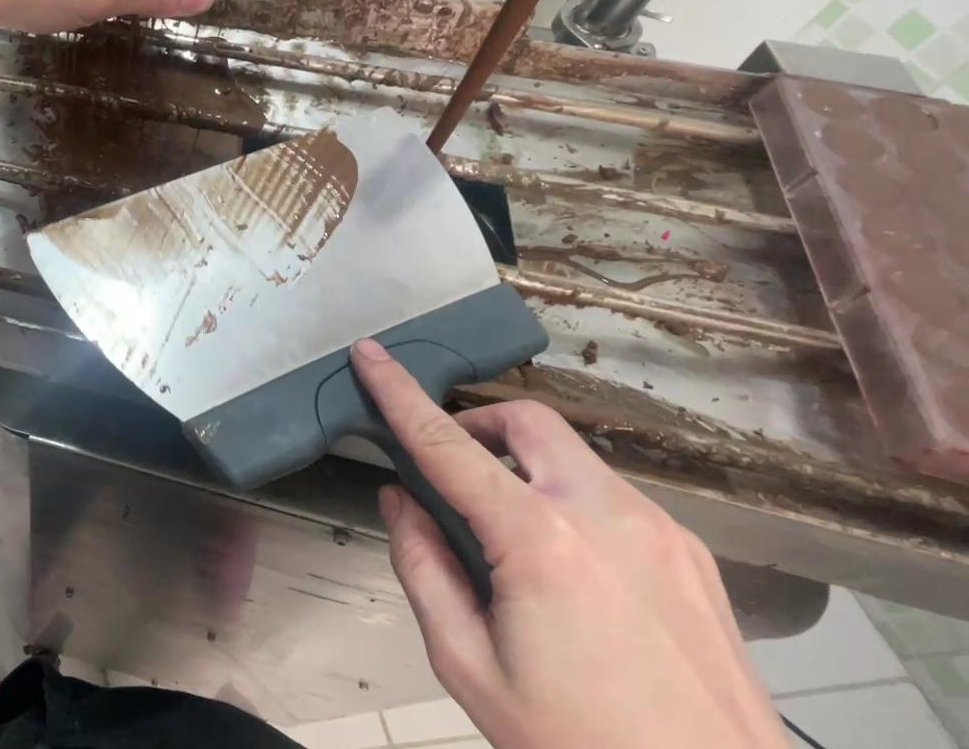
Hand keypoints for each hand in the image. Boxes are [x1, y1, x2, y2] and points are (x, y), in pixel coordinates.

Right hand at [350, 339, 788, 748]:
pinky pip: (612, 496)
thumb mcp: (466, 664)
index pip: (447, 444)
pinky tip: (568, 570)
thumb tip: (401, 501)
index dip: (399, 394)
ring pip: (573, 456)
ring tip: (510, 539)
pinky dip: (568, 500)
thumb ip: (421, 567)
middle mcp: (606, 514)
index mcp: (540, 541)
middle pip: (527, 421)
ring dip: (524, 468)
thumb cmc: (574, 742)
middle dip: (476, 425)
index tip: (370, 354)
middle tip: (450, 473)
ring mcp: (661, 530)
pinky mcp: (693, 555)